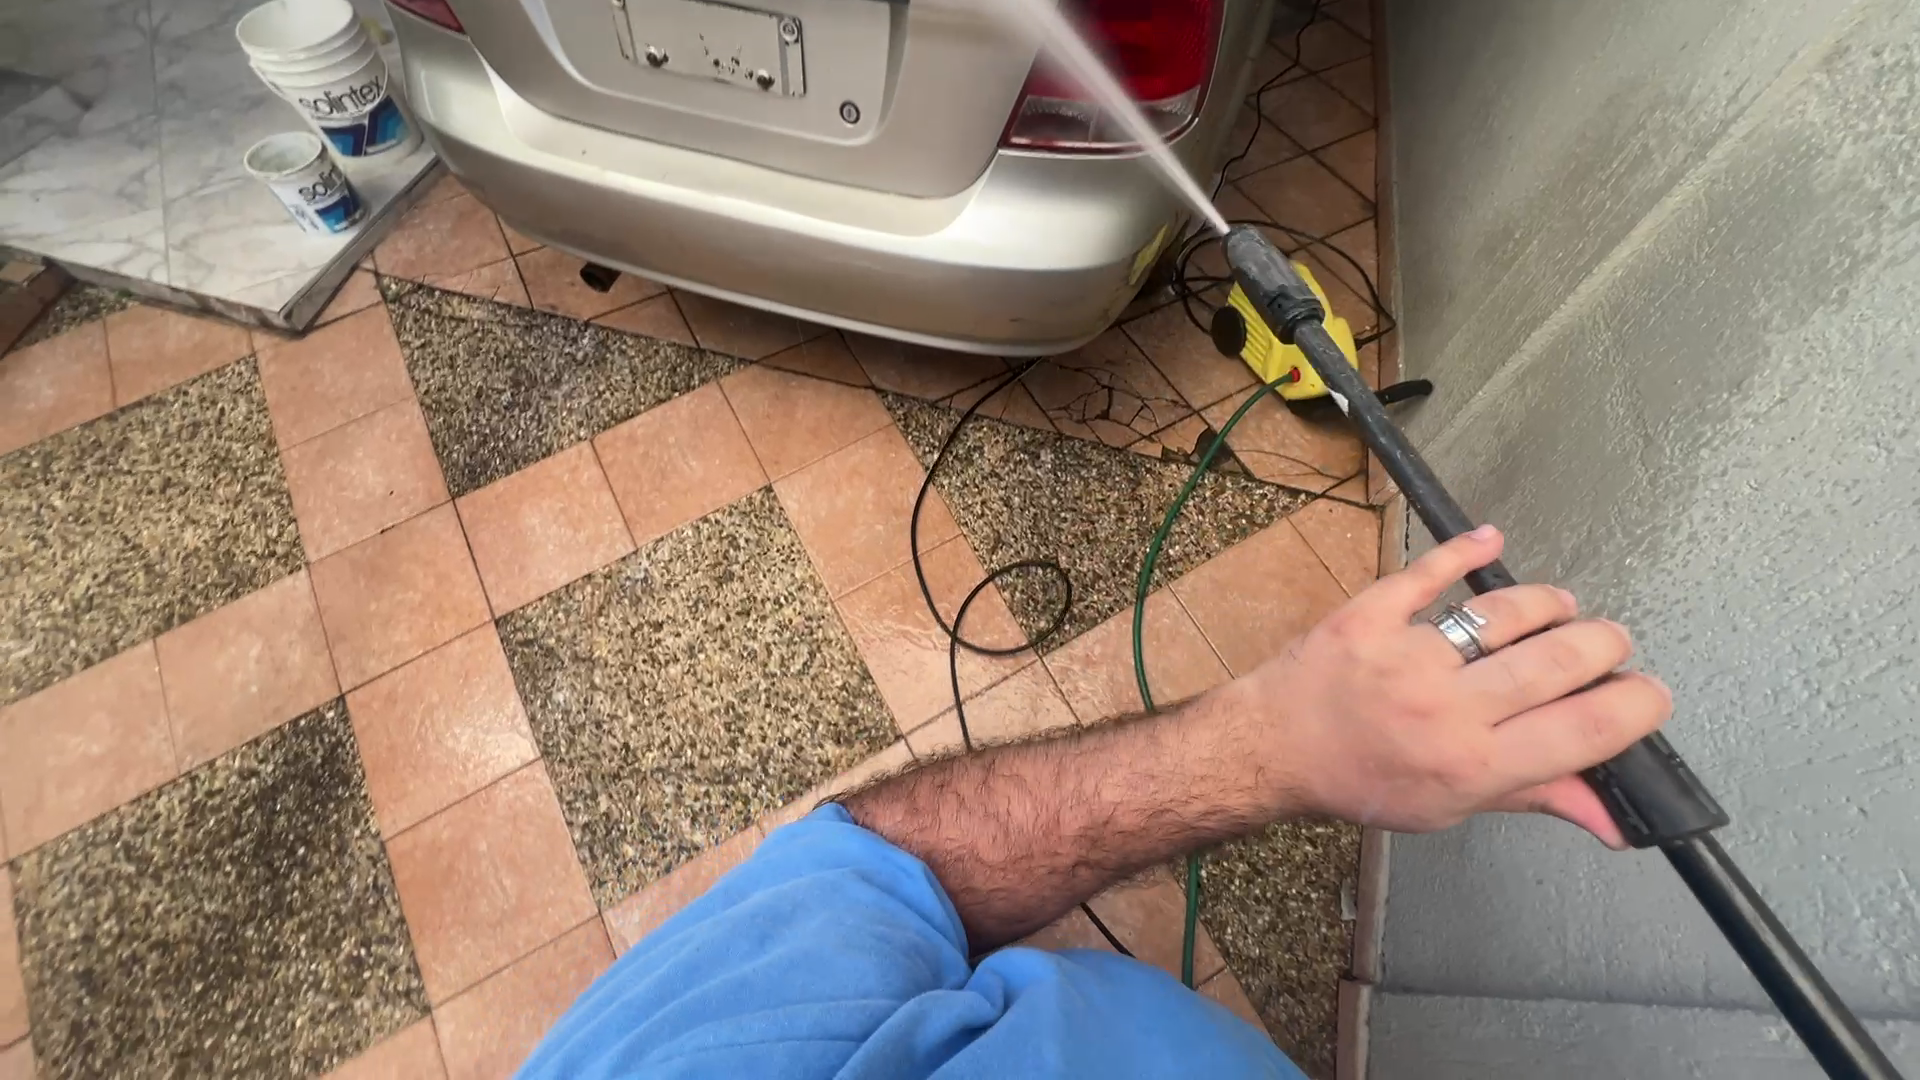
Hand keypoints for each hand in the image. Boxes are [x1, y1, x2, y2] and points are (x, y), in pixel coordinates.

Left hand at [1235, 525, 1670, 847]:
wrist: (1273, 744)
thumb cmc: (1357, 779)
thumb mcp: (1446, 806)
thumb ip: (1531, 795)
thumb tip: (1615, 816)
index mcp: (1475, 763)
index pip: (1590, 728)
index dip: (1637, 704)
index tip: (1646, 691)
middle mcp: (1445, 706)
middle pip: (1560, 659)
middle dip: (1603, 644)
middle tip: (1605, 642)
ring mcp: (1403, 655)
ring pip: (1502, 612)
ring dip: (1545, 603)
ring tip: (1557, 606)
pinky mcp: (1365, 617)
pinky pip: (1422, 574)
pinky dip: (1460, 550)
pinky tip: (1488, 539)